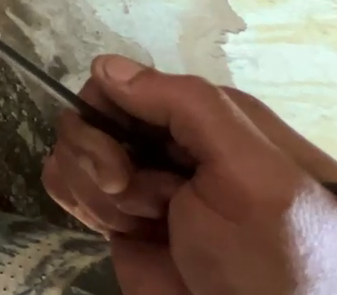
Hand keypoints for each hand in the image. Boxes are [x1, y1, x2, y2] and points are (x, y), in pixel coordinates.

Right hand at [44, 55, 336, 294]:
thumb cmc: (272, 271)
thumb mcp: (259, 182)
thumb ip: (192, 109)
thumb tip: (104, 66)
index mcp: (241, 139)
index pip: (157, 86)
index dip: (127, 102)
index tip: (130, 137)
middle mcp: (191, 156)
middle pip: (107, 111)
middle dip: (103, 148)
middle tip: (129, 187)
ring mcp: (151, 186)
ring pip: (78, 143)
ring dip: (93, 184)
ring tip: (135, 223)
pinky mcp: (117, 213)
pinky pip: (64, 177)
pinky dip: (76, 199)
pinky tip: (111, 229)